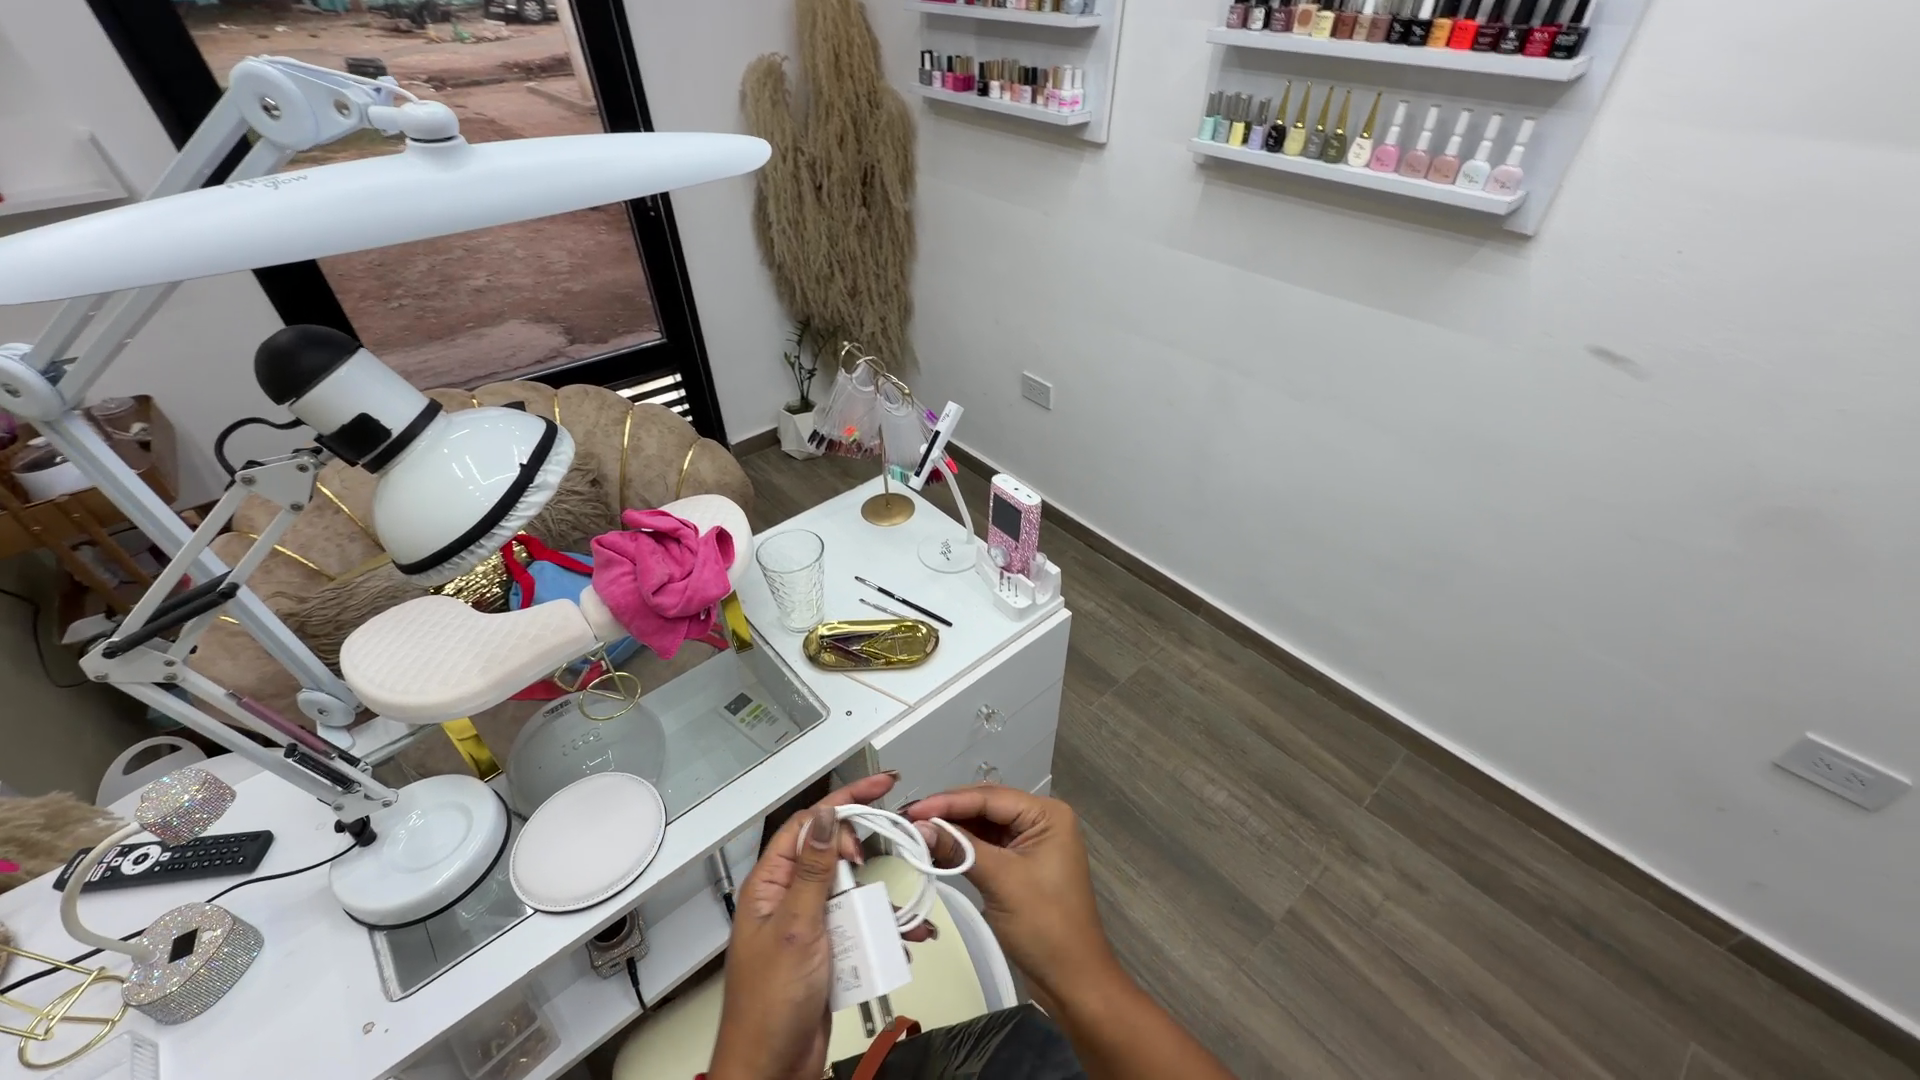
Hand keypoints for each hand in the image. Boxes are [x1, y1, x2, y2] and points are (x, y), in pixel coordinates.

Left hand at [708, 774, 929, 1079]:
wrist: (773, 1068)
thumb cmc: (766, 1008)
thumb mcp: (797, 928)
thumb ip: (814, 871)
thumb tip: (824, 818)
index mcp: (771, 884)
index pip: (808, 823)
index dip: (844, 801)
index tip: (878, 788)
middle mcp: (789, 898)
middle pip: (832, 852)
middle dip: (863, 848)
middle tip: (886, 848)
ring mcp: (810, 924)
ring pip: (851, 890)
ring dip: (877, 897)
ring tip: (893, 907)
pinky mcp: (828, 949)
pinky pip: (860, 925)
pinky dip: (881, 928)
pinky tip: (899, 936)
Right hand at [905, 786, 1117, 1003]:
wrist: (1072, 979)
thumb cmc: (1045, 924)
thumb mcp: (1000, 880)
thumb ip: (959, 849)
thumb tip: (918, 827)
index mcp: (1047, 814)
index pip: (990, 797)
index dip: (948, 801)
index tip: (912, 809)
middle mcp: (1041, 821)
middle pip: (986, 807)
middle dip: (948, 812)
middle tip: (908, 818)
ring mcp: (1031, 843)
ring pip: (984, 826)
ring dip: (953, 829)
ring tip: (915, 830)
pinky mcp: (1021, 865)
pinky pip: (987, 846)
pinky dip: (963, 848)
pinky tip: (936, 847)